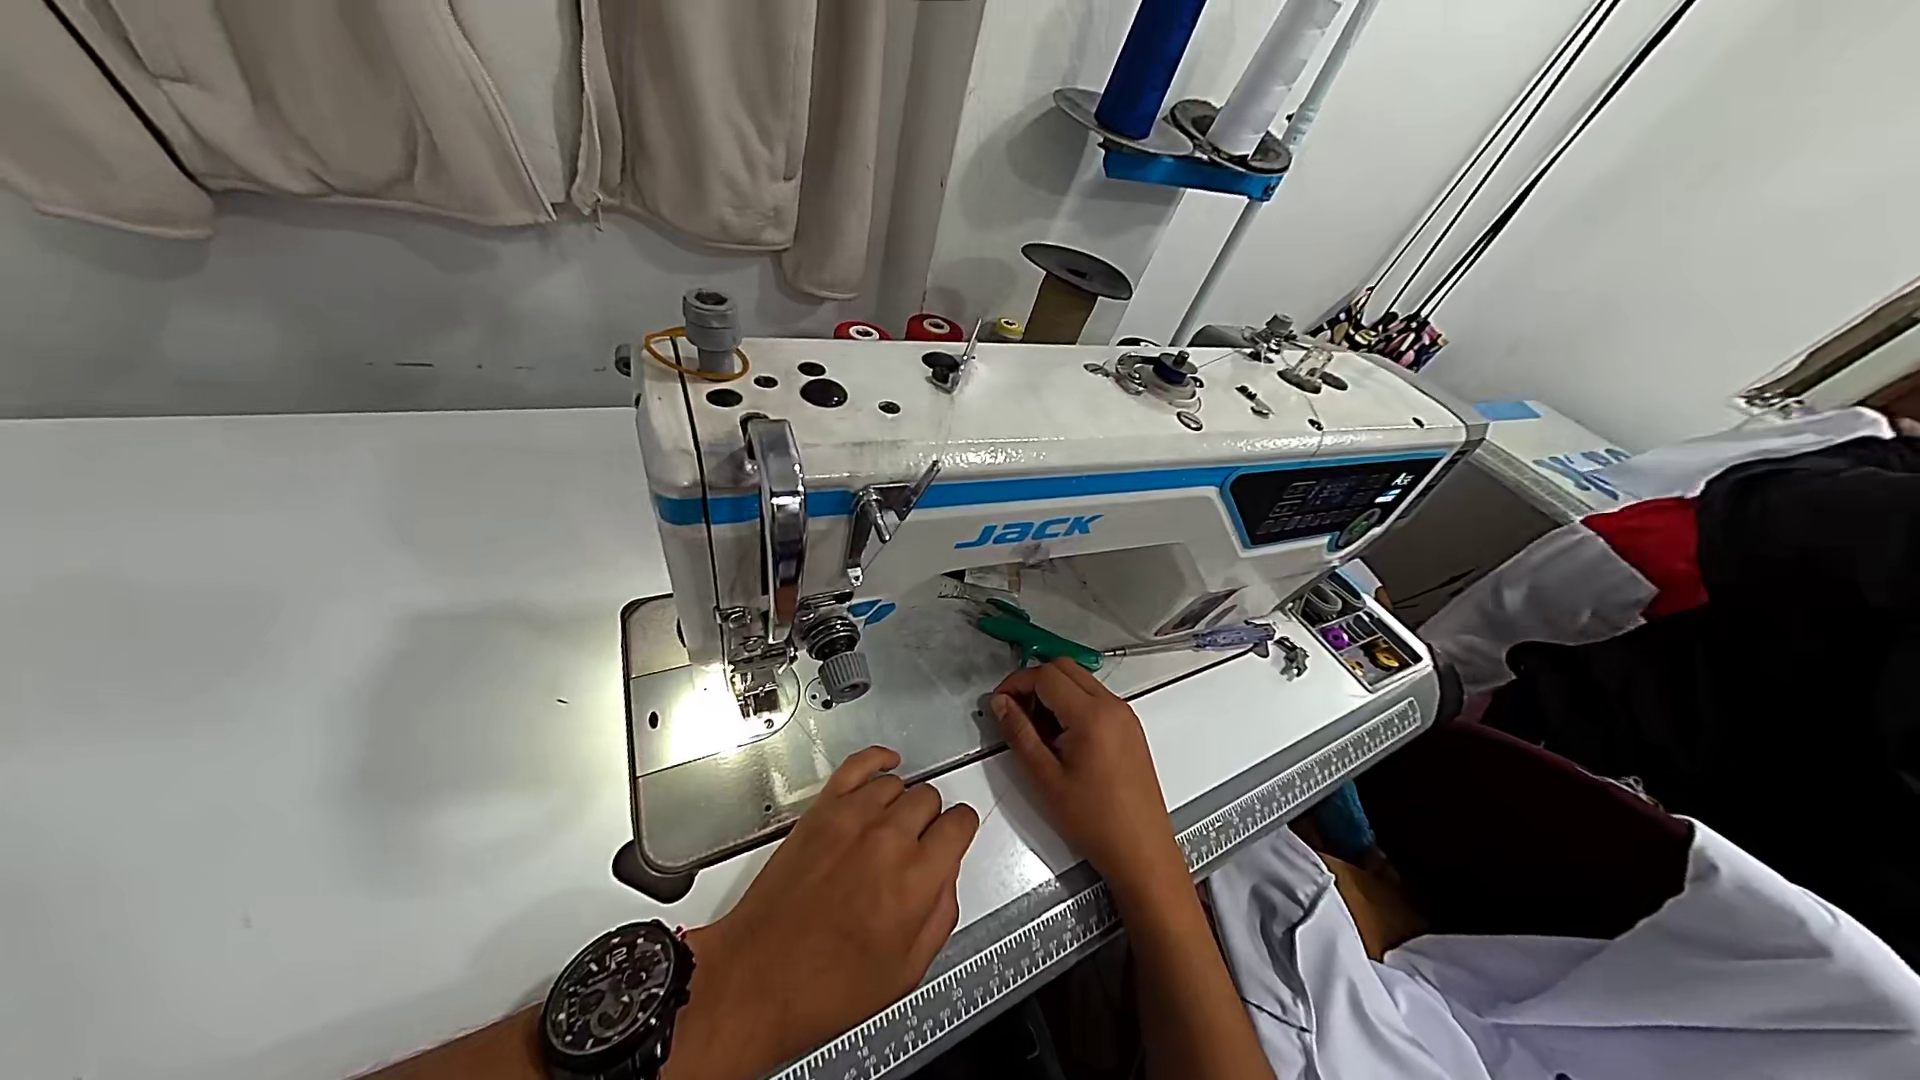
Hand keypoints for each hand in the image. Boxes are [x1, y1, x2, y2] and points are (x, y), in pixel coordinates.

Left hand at [665, 747, 978, 1079]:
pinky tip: (887, 764)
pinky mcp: (821, 811)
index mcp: (916, 880)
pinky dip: (877, 758)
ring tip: (893, 829)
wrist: (756, 981)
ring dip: (902, 803)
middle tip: (919, 846)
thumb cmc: (821, 986)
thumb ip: (941, 913)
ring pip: (899, 784)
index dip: (961, 831)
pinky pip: (859, 764)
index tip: (955, 837)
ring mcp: (852, 819)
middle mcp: (888, 840)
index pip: (960, 823)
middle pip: (930, 799)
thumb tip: (946, 875)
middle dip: (931, 821)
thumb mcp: (906, 970)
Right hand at [991, 659, 1187, 900]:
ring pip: (1080, 680)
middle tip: (1014, 710)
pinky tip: (1059, 736)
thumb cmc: (1096, 821)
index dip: (1016, 683)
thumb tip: (1001, 704)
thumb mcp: (1044, 777)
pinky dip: (1071, 704)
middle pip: (1064, 668)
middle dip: (1033, 682)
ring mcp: (1125, 716)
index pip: (1046, 675)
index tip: (1000, 701)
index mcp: (1092, 716)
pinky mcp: (1129, 728)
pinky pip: (1095, 698)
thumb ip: (1018, 733)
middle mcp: (1113, 707)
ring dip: (1053, 692)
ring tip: (1035, 728)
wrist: (1140, 850)